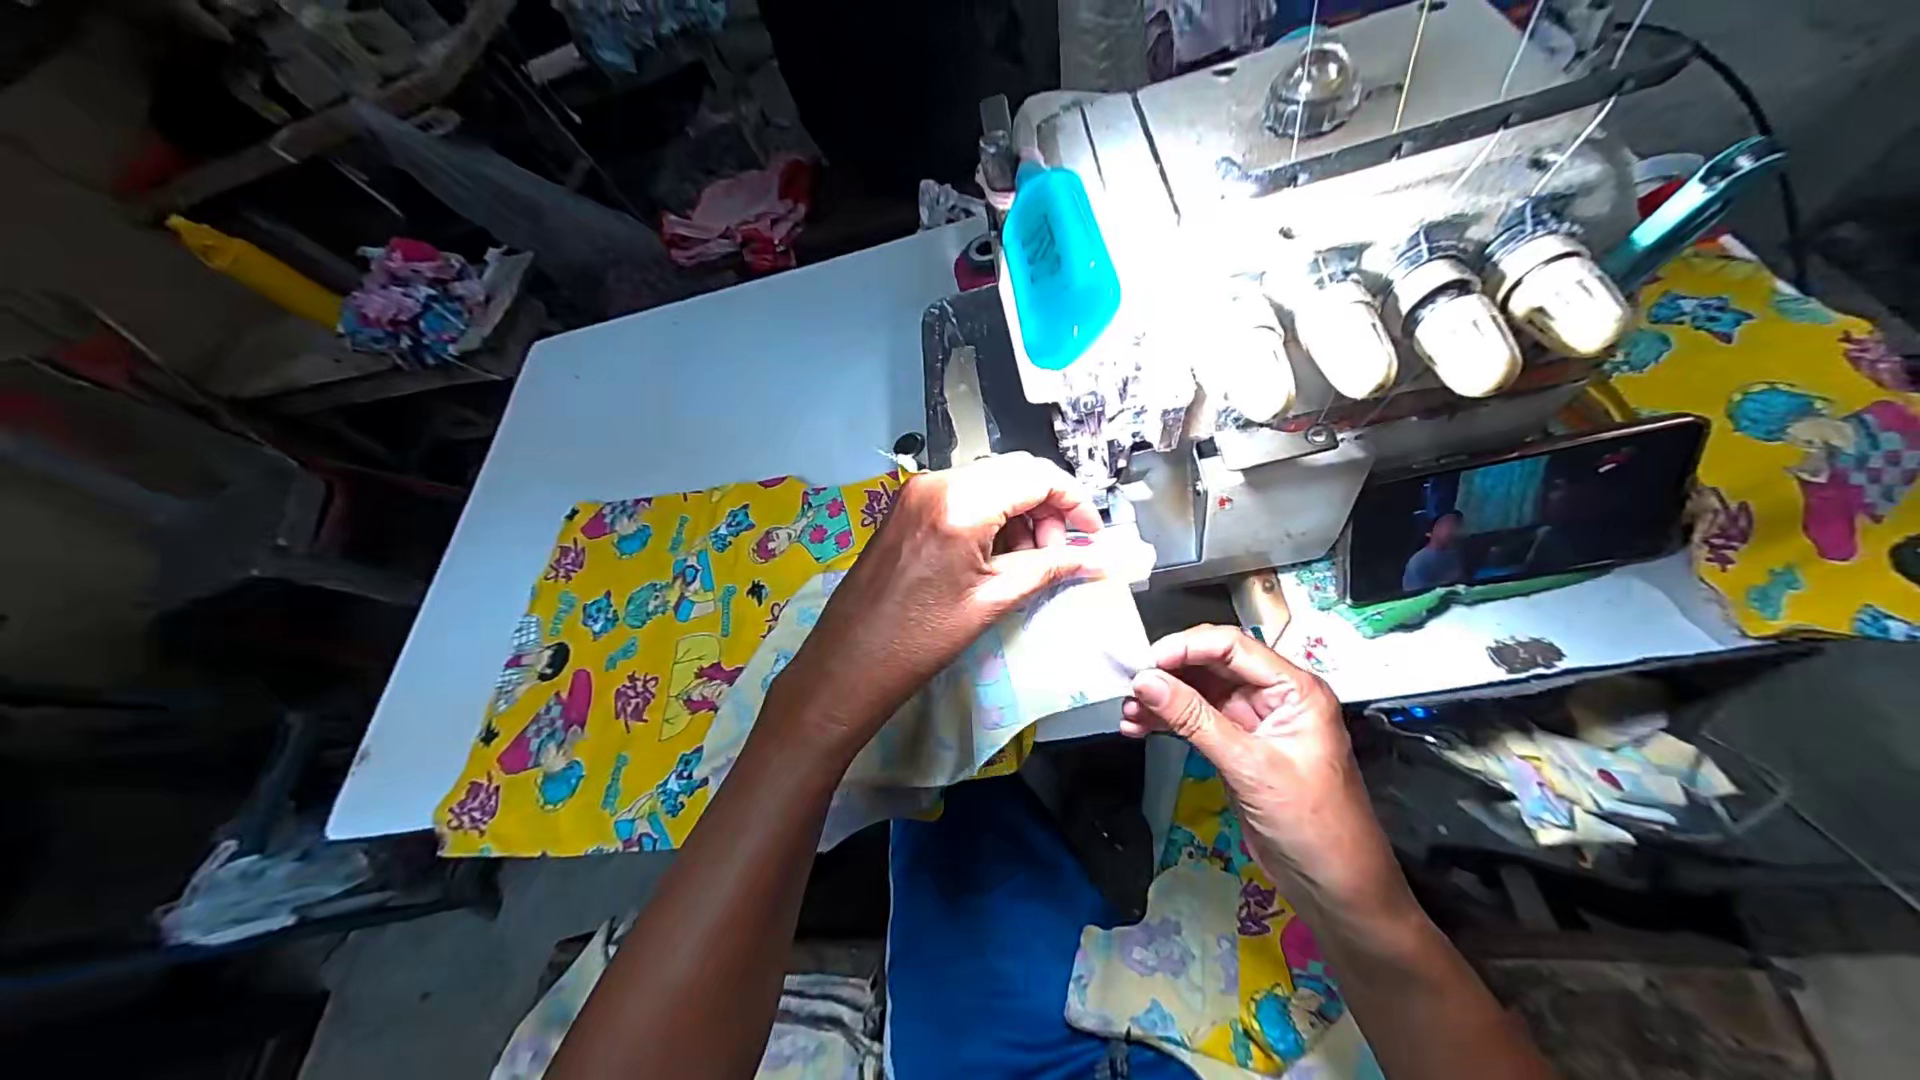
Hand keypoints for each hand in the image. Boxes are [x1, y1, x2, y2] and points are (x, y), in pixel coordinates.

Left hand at [769, 453, 1104, 748]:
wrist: (850, 661)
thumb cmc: (917, 639)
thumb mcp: (993, 599)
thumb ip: (1051, 567)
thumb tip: (1097, 559)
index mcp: (960, 503)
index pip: (1038, 476)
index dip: (1074, 502)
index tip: (1090, 534)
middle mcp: (936, 483)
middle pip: (1015, 474)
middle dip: (1048, 509)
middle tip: (1059, 554)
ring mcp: (917, 492)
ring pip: (991, 483)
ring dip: (1021, 514)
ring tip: (1030, 560)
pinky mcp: (907, 506)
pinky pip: (964, 496)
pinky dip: (991, 517)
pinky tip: (999, 553)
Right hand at [1122, 625, 1404, 912]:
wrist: (1336, 889)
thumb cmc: (1313, 825)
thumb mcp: (1250, 766)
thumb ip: (1194, 719)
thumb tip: (1146, 681)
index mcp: (1294, 689)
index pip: (1232, 647)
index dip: (1186, 648)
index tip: (1147, 662)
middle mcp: (1273, 697)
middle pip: (1211, 666)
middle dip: (1168, 674)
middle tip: (1131, 686)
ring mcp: (1253, 722)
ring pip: (1197, 693)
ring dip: (1162, 700)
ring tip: (1129, 713)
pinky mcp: (1236, 746)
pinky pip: (1195, 721)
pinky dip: (1167, 722)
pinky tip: (1140, 727)